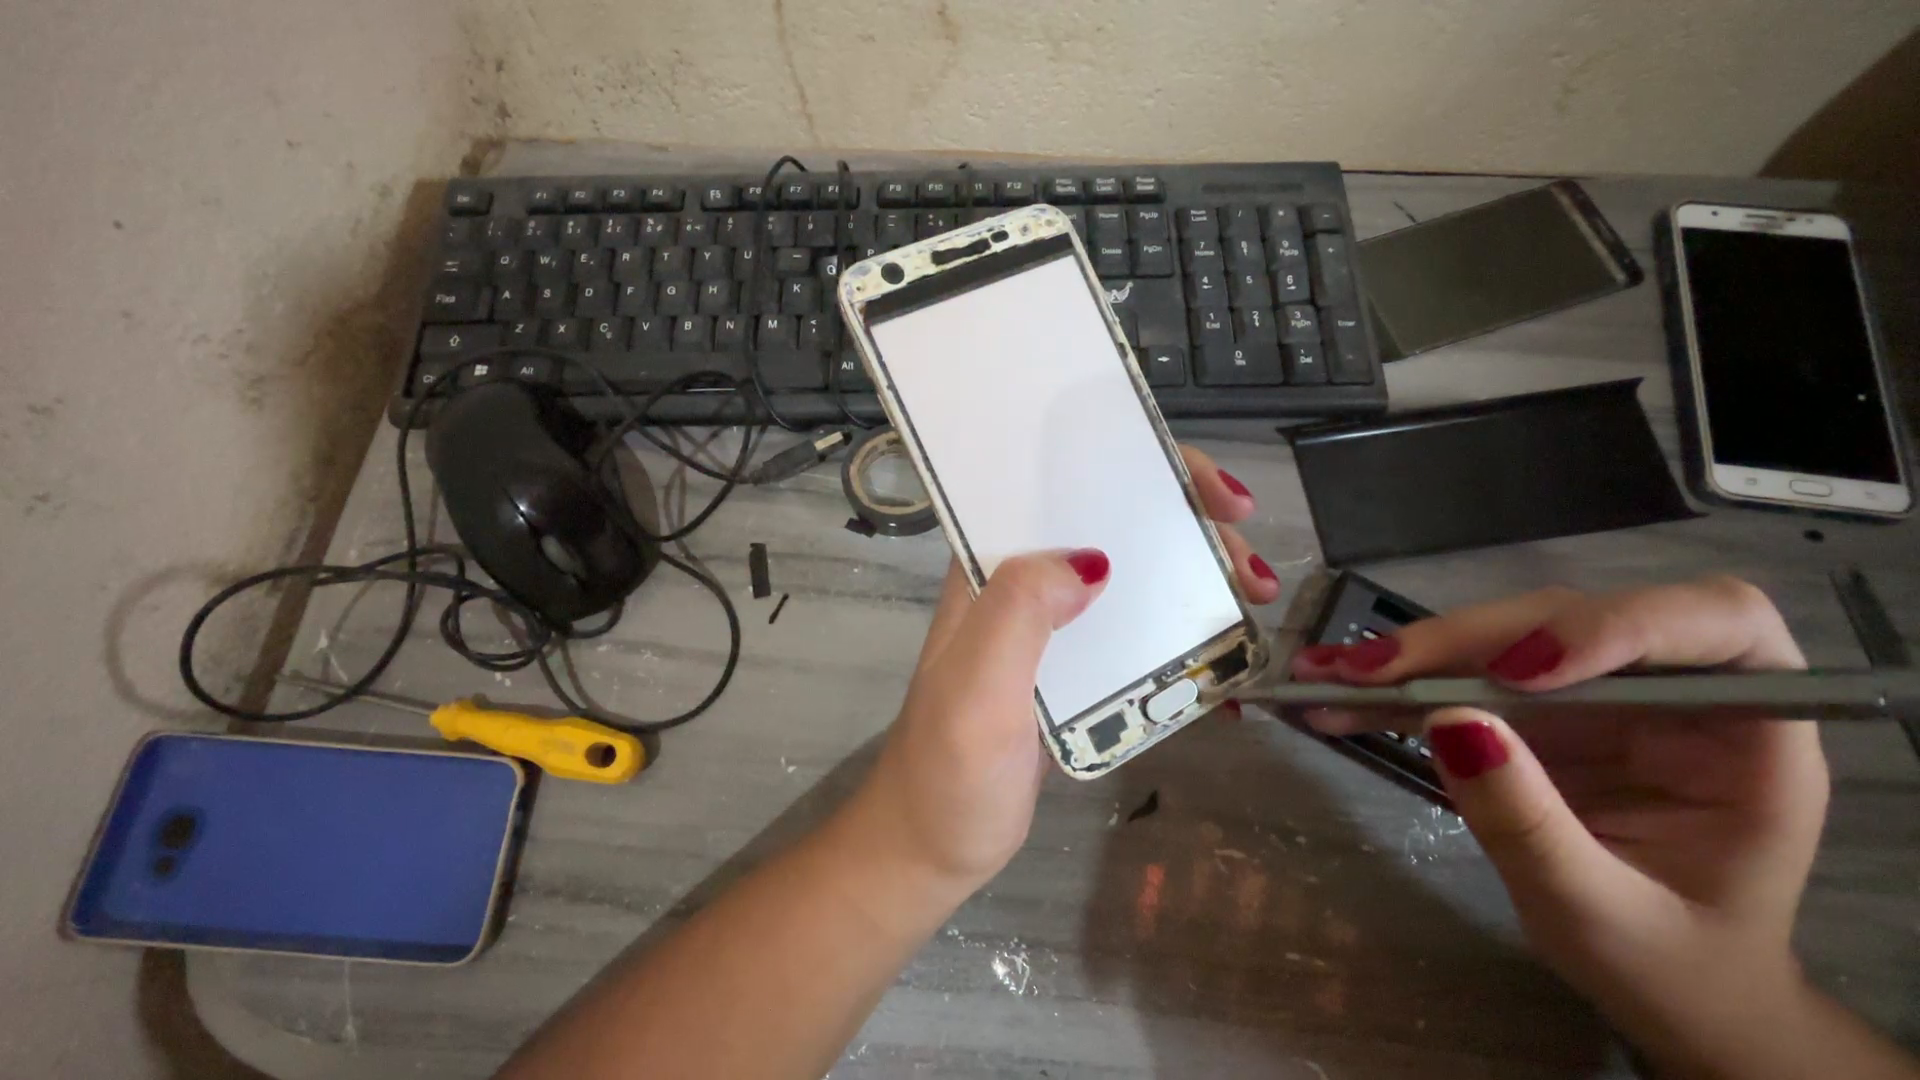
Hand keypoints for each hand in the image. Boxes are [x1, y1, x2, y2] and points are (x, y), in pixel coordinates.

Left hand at [844, 447, 1281, 898]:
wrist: (934, 849)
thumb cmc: (947, 774)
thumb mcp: (974, 691)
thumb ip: (1017, 616)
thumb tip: (1090, 560)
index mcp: (990, 572)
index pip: (1061, 489)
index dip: (1136, 472)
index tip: (1206, 492)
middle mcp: (1022, 589)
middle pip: (1111, 529)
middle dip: (1185, 526)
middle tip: (1248, 564)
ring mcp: (1052, 635)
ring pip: (1131, 583)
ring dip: (1193, 582)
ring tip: (1253, 598)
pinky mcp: (1073, 678)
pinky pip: (1135, 642)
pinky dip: (1182, 642)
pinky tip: (1226, 663)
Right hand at [1292, 578, 1830, 1067]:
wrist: (1664, 982)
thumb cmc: (1671, 963)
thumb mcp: (1600, 912)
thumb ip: (1530, 822)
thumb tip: (1448, 722)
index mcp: (1746, 736)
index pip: (1712, 626)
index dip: (1615, 626)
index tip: (1519, 673)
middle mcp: (1667, 692)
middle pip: (1567, 618)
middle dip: (1462, 641)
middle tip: (1368, 670)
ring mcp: (1593, 695)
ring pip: (1499, 637)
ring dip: (1412, 654)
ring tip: (1326, 675)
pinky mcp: (1533, 711)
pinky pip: (1460, 677)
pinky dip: (1397, 685)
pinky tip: (1336, 693)